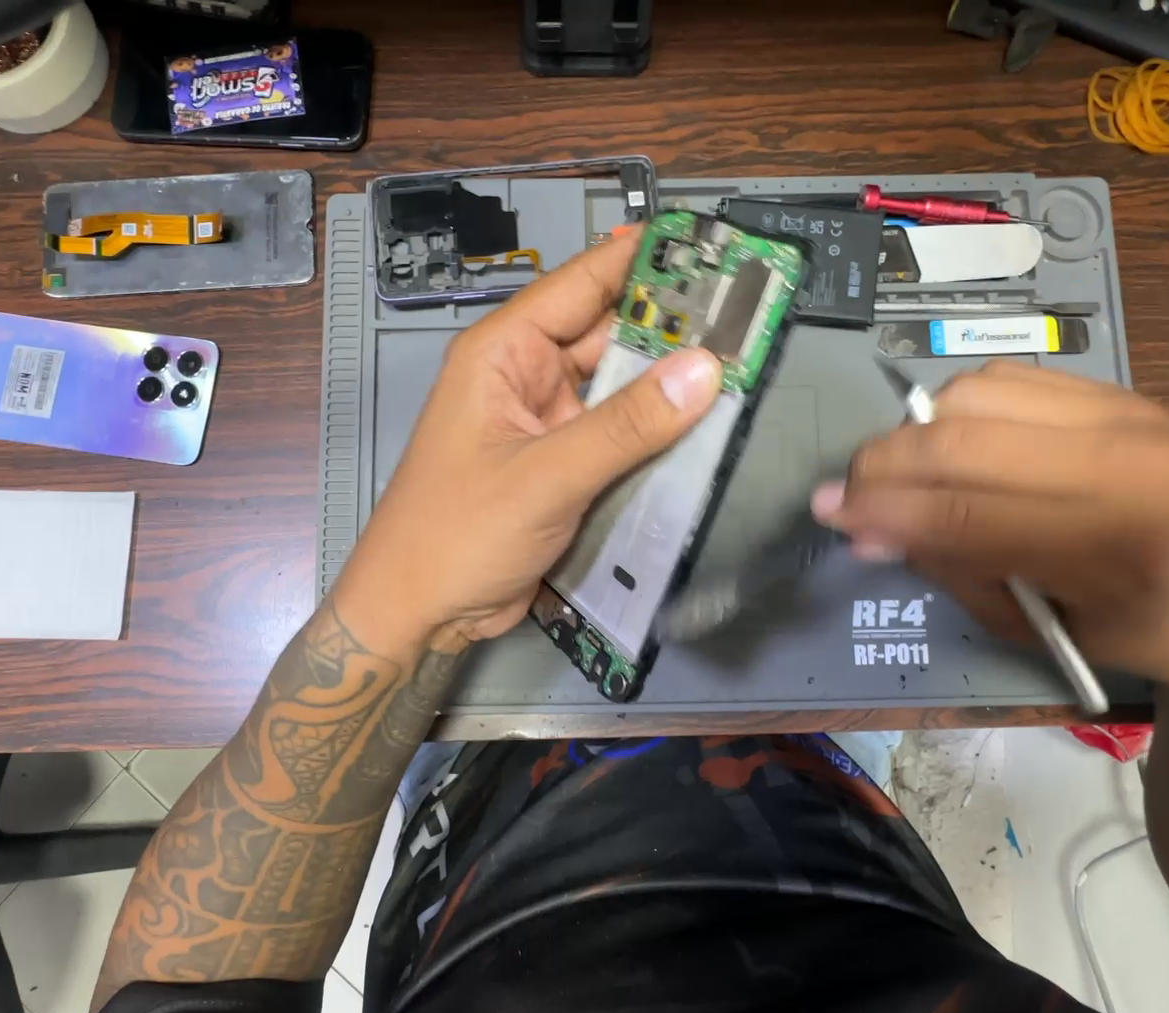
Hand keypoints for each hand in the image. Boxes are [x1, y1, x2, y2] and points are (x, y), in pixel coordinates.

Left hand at [333, 229, 723, 653]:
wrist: (421, 611)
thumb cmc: (460, 532)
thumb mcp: (545, 475)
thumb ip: (625, 426)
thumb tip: (705, 369)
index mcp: (504, 354)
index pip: (580, 286)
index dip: (643, 261)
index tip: (710, 244)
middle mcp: (527, 379)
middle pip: (607, 337)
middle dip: (669, 328)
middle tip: (747, 317)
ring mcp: (546, 426)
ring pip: (617, 391)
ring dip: (667, 387)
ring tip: (742, 367)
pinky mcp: (561, 469)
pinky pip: (616, 438)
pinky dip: (653, 436)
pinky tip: (703, 430)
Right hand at [811, 361, 1168, 719]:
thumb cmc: (1141, 634)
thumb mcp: (1041, 627)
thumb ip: (955, 569)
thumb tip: (871, 530)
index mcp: (1116, 543)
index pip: (964, 514)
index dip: (883, 511)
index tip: (830, 514)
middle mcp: (1126, 461)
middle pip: (963, 440)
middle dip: (884, 463)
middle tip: (846, 490)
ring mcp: (1127, 414)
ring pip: (977, 394)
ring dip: (919, 430)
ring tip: (901, 469)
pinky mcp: (1118, 393)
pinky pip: (1007, 378)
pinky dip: (958, 408)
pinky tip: (947, 442)